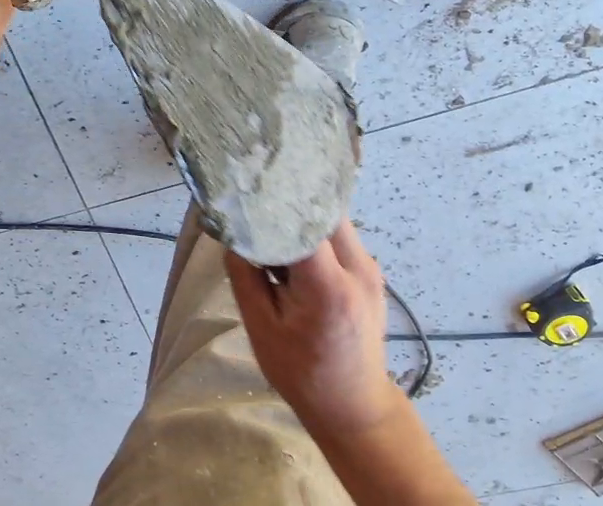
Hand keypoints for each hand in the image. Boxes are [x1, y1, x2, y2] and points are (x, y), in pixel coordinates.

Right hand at [225, 220, 402, 435]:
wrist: (353, 406)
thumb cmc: (301, 372)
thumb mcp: (259, 326)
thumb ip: (244, 273)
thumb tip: (233, 231)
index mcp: (329, 285)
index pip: (302, 221)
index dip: (272, 204)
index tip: (242, 196)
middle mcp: (358, 269)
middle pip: (321, 211)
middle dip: (287, 206)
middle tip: (254, 213)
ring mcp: (369, 269)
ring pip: (330, 220)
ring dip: (300, 220)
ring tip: (271, 236)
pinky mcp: (369, 272)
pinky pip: (338, 237)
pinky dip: (312, 235)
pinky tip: (291, 254)